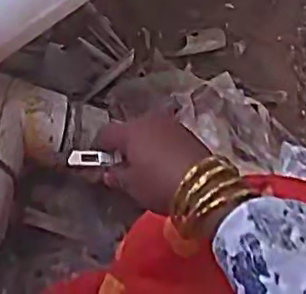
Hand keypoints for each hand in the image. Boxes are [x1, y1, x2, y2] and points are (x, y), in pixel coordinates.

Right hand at [96, 114, 211, 213]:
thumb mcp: (133, 187)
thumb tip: (109, 171)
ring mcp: (168, 122)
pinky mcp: (186, 130)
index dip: (101, 147)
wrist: (204, 185)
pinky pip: (165, 135)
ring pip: (148, 130)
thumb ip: (117, 176)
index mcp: (129, 130)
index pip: (106, 132)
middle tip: (126, 167)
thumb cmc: (160, 184)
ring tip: (148, 166)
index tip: (102, 161)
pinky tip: (166, 163)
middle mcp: (147, 119)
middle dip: (125, 146)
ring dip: (145, 144)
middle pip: (128, 129)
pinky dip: (162, 145)